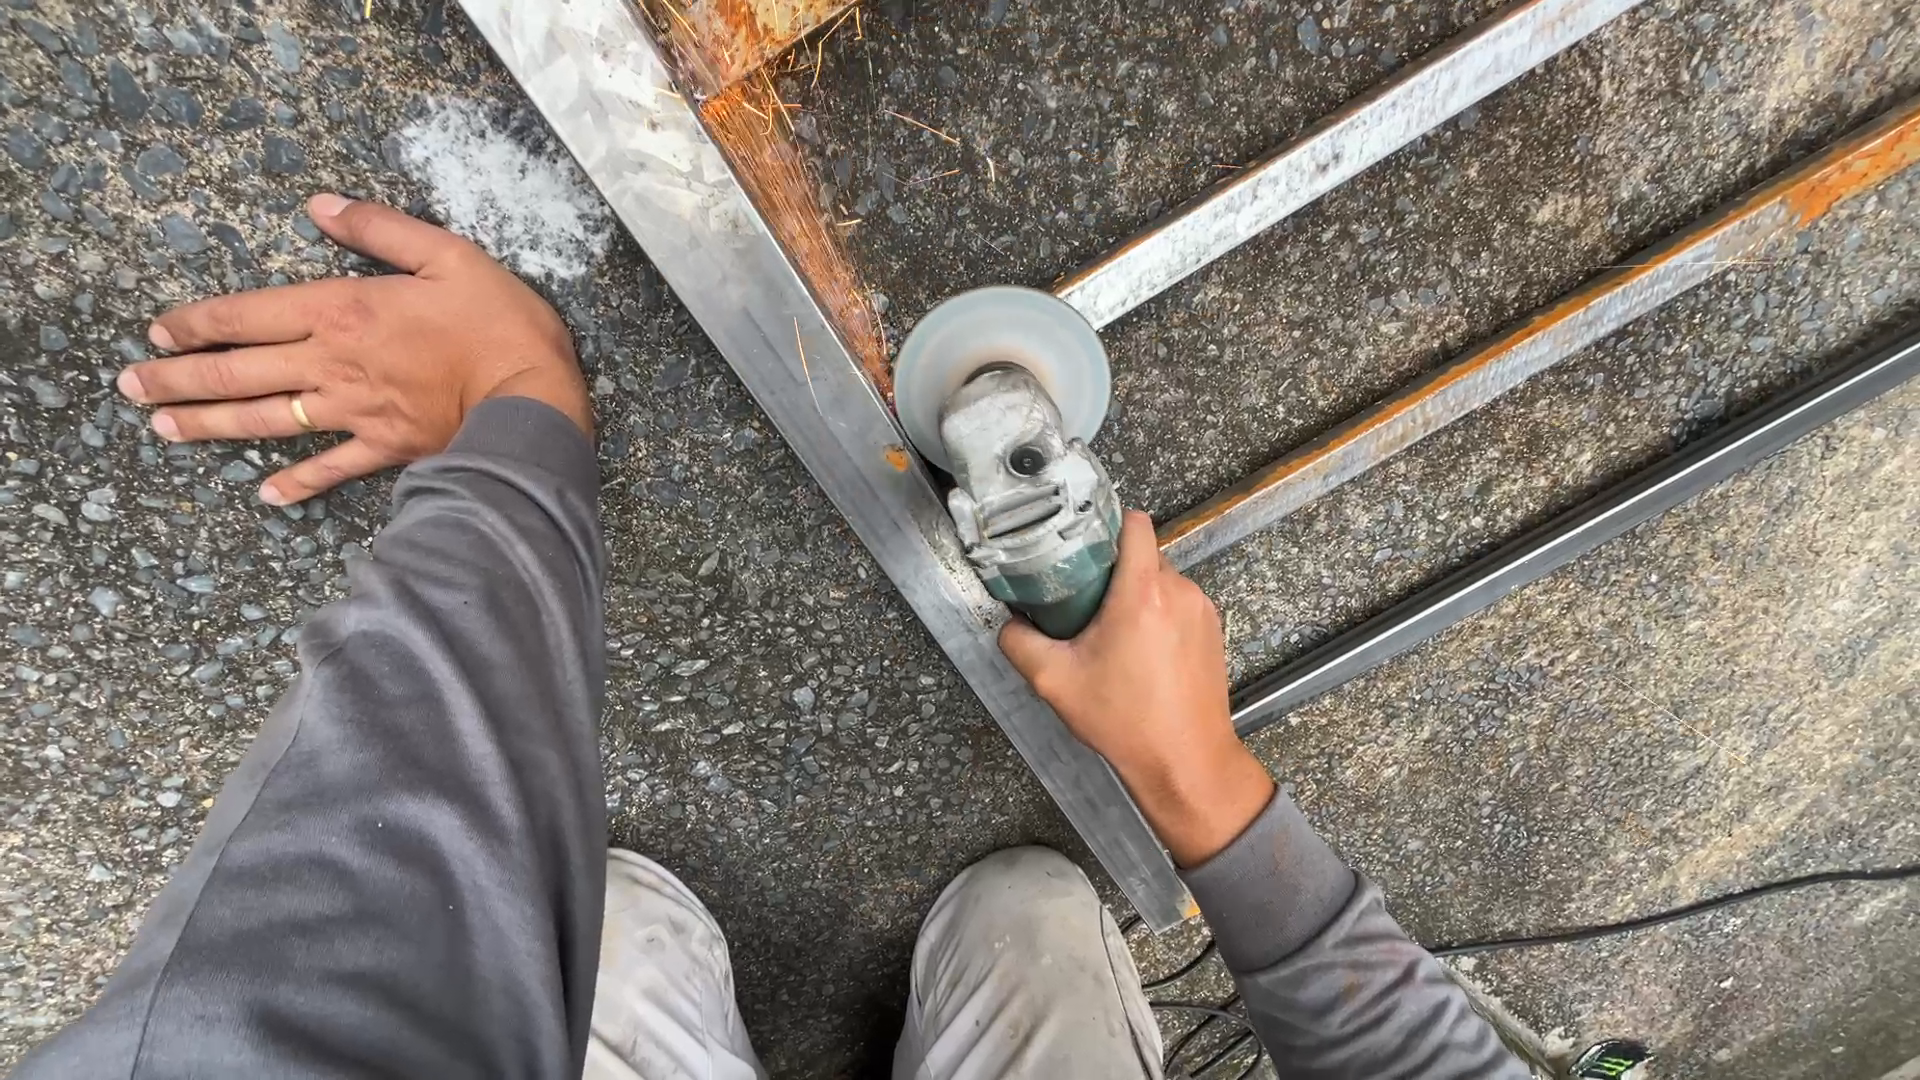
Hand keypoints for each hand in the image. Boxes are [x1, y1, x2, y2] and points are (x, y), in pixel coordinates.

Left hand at [117, 194, 591, 505]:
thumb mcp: (453, 257)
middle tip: (134, 386)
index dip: (194, 323)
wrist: (537, 395)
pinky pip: (333, 468)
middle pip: (237, 371)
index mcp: (342, 310)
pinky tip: (268, 496)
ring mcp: (358, 411)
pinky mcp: (390, 446)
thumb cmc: (503, 324)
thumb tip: (320, 207)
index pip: (245, 315)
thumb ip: (383, 230)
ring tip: (164, 429)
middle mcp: (333, 363)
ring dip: (211, 424)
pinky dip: (299, 484)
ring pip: (267, 419)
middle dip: (178, 378)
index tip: (160, 333)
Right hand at [1000, 510, 1274, 865]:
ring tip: (1111, 632)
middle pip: (1142, 553)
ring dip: (1136, 594)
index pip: (1134, 523)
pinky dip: (1158, 613)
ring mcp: (1202, 610)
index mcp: (1142, 593)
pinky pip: (1179, 602)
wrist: (1187, 763)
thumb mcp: (1054, 682)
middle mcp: (1179, 592)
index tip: (1082, 545)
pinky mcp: (1213, 629)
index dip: (1106, 524)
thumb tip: (1010, 624)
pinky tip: (1140, 650)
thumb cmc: (1125, 721)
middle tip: (1085, 601)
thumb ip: (1019, 643)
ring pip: (1161, 578)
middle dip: (1113, 570)